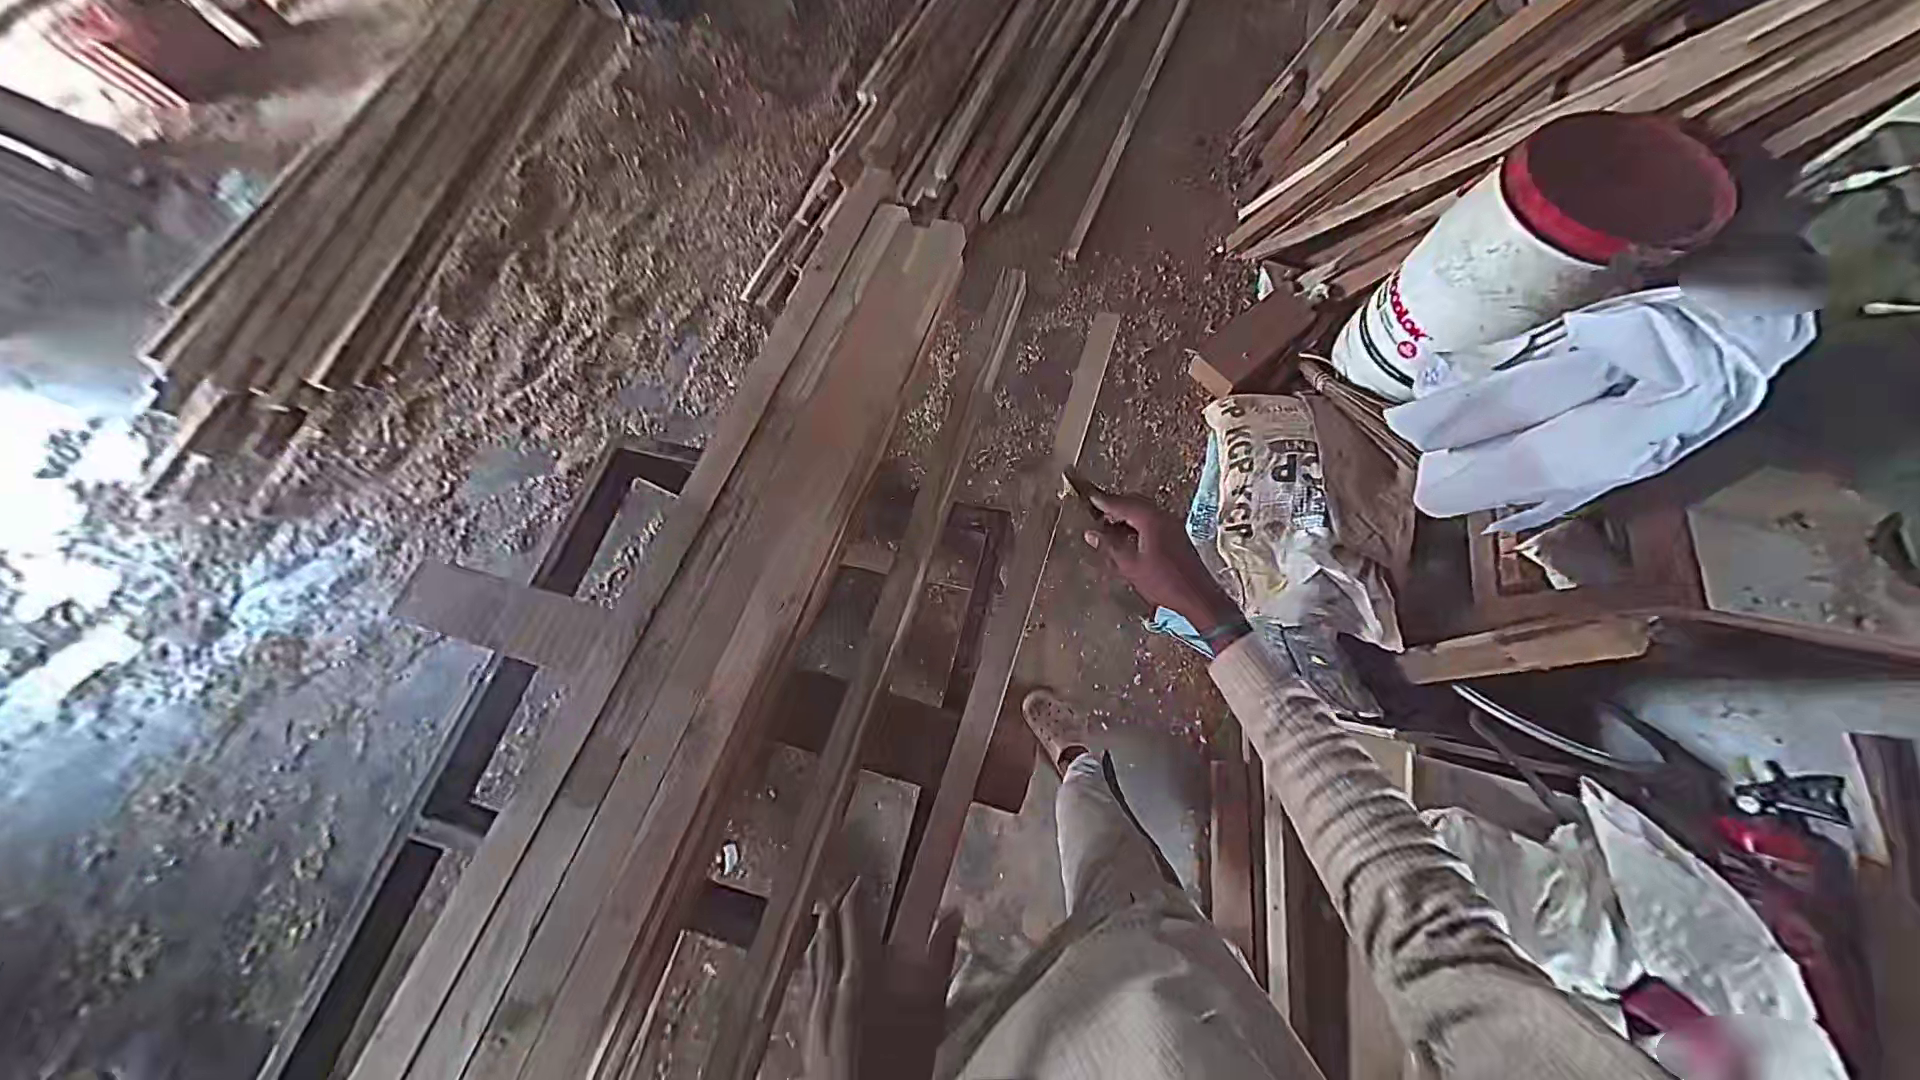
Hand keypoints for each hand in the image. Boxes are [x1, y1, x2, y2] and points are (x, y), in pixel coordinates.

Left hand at [802, 885, 960, 1079]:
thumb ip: (940, 959)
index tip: (863, 877)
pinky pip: (806, 979)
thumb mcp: (929, 1014)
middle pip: (828, 932)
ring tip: (829, 915)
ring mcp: (813, 1009)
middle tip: (848, 889)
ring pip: (813, 955)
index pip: (854, 918)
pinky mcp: (806, 1030)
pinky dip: (813, 959)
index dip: (857, 894)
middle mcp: (830, 985)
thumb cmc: (897, 1066)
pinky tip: (816, 961)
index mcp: (860, 975)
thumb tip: (953, 914)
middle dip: (837, 907)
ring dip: (823, 931)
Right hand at [1082, 488, 1243, 637]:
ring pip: (1144, 512)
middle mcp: (1164, 518)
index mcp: (1151, 520)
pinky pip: (1153, 521)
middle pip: (1135, 503)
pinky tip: (1127, 536)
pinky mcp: (1176, 536)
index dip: (1104, 501)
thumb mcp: (1130, 565)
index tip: (1089, 497)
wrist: (1197, 598)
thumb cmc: (1164, 582)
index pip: (1122, 504)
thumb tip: (1091, 533)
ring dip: (1126, 515)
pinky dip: (1137, 523)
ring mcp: (1173, 526)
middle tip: (1096, 511)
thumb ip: (1109, 546)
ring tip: (1108, 525)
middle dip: (1115, 506)